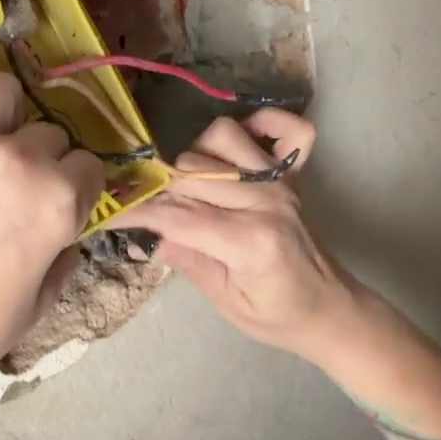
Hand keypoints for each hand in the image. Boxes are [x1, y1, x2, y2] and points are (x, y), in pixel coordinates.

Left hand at [0, 60, 103, 406]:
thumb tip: (68, 221)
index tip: (52, 205)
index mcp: (57, 202)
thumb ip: (65, 249)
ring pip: (3, 92)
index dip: (73, 188)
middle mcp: (16, 159)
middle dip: (37, 161)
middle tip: (6, 190)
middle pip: (48, 133)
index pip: (88, 165)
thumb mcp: (42, 302)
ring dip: (0, 119)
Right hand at [116, 109, 358, 358]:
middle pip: (192, 171)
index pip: (179, 216)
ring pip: (222, 137)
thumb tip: (144, 238)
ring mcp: (280, 182)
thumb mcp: (227, 302)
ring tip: (190, 187)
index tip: (109, 213)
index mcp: (249, 241)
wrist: (331, 309)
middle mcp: (265, 200)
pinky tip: (238, 145)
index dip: (139, 212)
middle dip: (160, 189)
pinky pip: (286, 127)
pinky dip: (261, 123)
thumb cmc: (277, 316)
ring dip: (196, 156)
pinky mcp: (292, 175)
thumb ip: (189, 262)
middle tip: (147, 211)